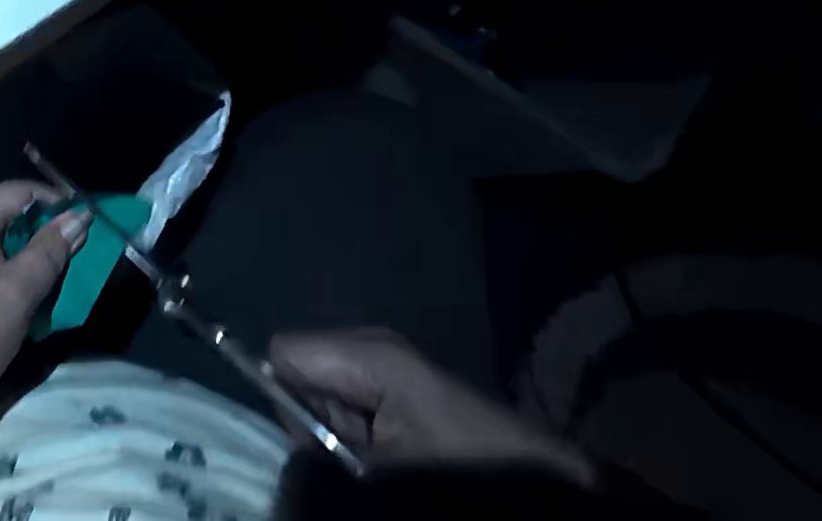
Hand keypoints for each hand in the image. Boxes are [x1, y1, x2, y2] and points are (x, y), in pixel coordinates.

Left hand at [0, 182, 89, 480]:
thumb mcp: (14, 290)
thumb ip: (51, 250)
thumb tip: (82, 216)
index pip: (23, 193)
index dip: (59, 201)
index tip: (98, 220)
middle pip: (24, 222)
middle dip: (59, 237)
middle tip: (96, 255)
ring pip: (23, 255)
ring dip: (52, 268)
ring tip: (82, 282)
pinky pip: (15, 282)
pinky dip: (38, 290)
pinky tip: (59, 307)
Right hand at [270, 328, 592, 484]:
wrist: (537, 479)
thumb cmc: (461, 470)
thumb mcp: (386, 472)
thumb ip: (321, 451)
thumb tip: (284, 452)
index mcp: (365, 353)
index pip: (283, 352)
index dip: (283, 395)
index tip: (314, 438)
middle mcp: (367, 340)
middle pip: (298, 365)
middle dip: (310, 414)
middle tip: (352, 453)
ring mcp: (381, 354)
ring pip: (320, 382)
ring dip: (332, 424)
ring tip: (375, 455)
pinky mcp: (392, 372)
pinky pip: (345, 391)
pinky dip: (352, 423)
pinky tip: (385, 448)